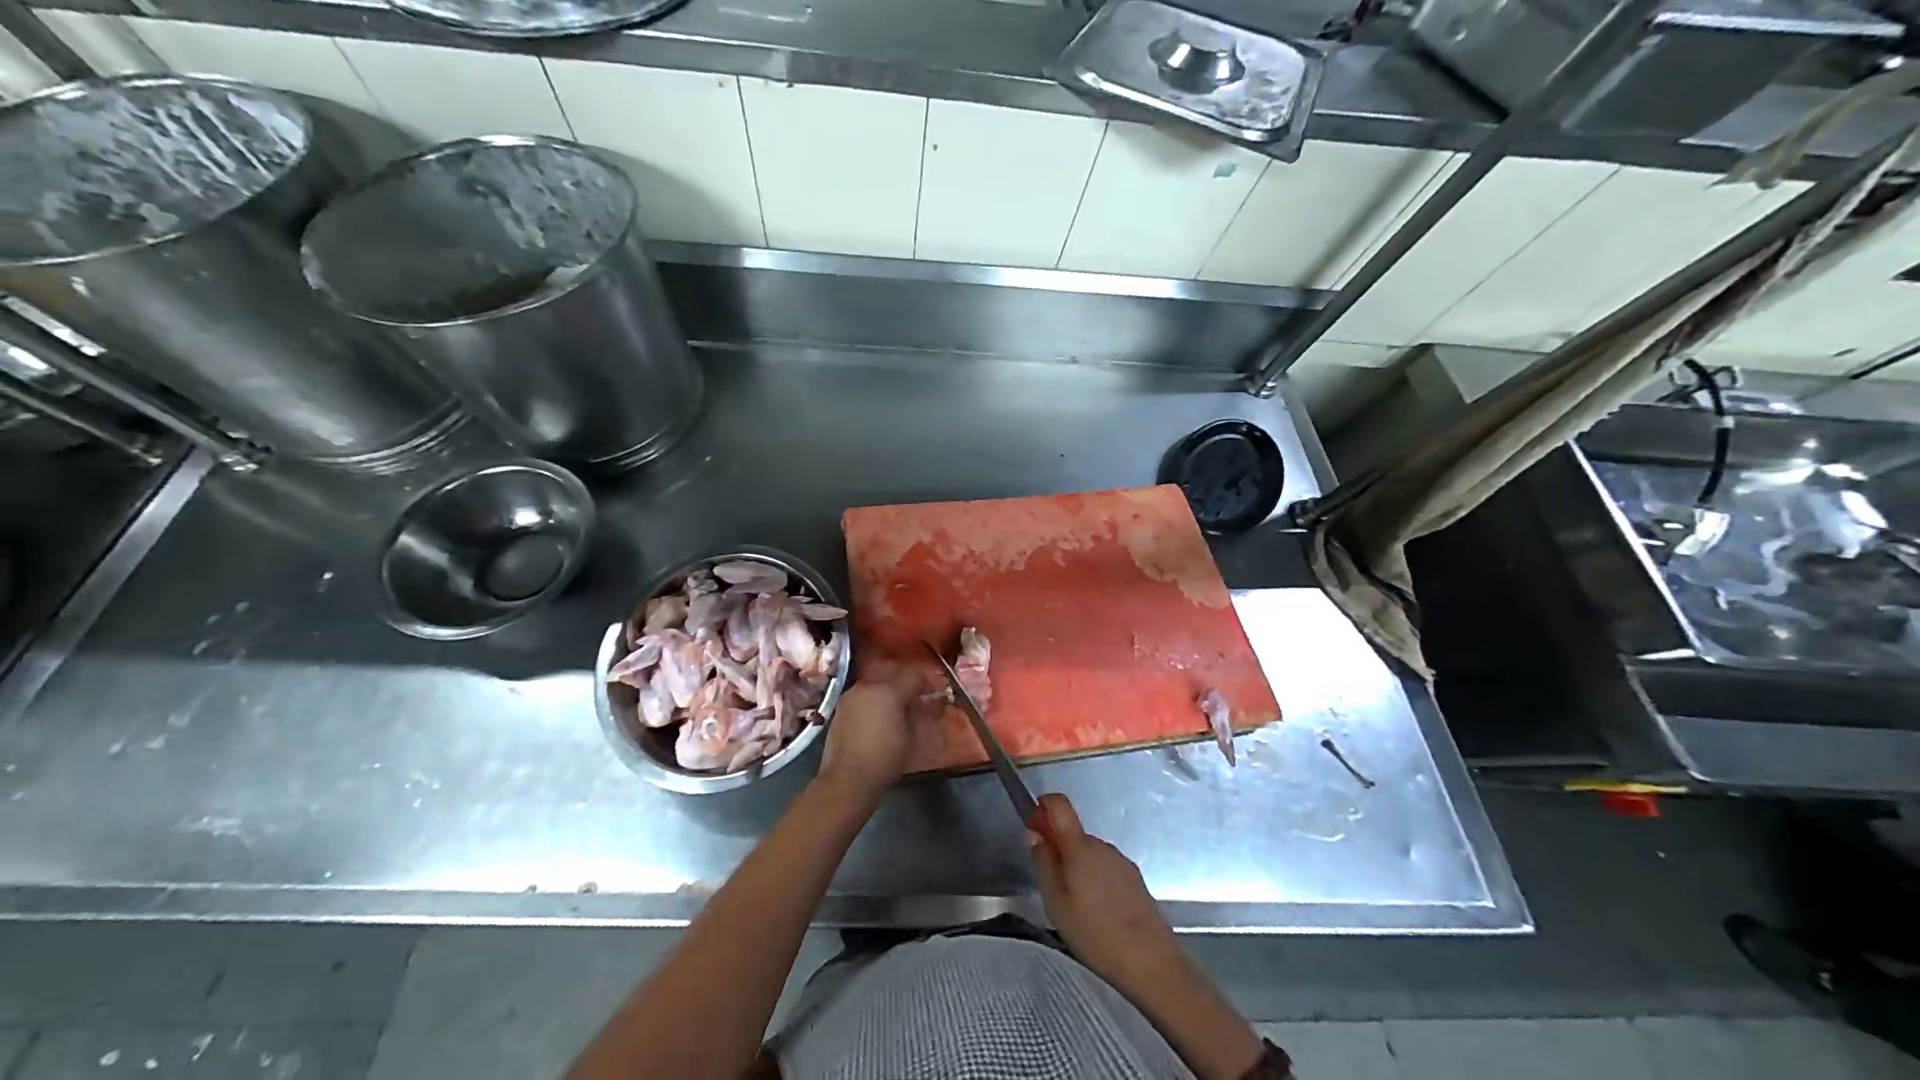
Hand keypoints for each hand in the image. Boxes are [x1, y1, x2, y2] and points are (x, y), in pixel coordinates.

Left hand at [818, 662, 927, 799]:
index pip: (914, 674)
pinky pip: (863, 692)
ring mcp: (852, 694)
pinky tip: (879, 711)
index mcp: (889, 691)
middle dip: (908, 677)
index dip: (928, 679)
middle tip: (918, 691)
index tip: (937, 689)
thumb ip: (919, 713)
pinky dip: (874, 695)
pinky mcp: (841, 706)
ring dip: (889, 685)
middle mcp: (868, 686)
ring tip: (898, 701)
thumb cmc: (885, 759)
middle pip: (893, 670)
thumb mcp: (911, 737)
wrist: (848, 777)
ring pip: (875, 679)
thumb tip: (923, 703)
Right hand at [1028, 793, 1185, 988]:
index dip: (1044, 806)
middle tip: (1053, 887)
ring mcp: (1121, 861)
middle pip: (1074, 834)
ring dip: (1078, 868)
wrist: (1151, 962)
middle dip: (1059, 850)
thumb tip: (1035, 833)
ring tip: (1076, 908)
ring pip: (1090, 853)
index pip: (1060, 805)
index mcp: (1080, 847)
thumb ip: (1044, 863)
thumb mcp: (1056, 903)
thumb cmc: (1094, 934)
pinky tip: (1099, 913)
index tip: (1035, 828)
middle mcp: (1103, 846)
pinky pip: (1106, 868)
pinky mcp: (1135, 878)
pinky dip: (1096, 880)